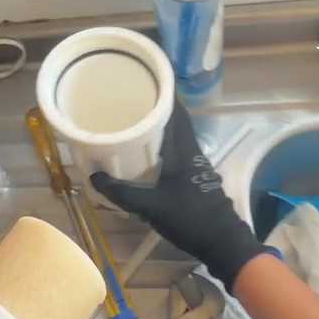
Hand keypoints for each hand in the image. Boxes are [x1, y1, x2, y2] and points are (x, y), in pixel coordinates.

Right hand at [89, 103, 267, 288]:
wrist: (223, 242)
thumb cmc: (189, 218)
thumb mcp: (150, 206)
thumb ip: (122, 193)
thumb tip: (94, 178)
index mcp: (183, 149)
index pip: (175, 110)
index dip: (164, 91)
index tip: (146, 76)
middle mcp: (191, 150)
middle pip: (175, 119)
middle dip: (156, 105)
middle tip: (130, 96)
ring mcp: (196, 163)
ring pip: (176, 134)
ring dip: (159, 124)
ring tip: (134, 118)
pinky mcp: (195, 175)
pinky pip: (176, 149)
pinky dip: (162, 142)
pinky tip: (147, 149)